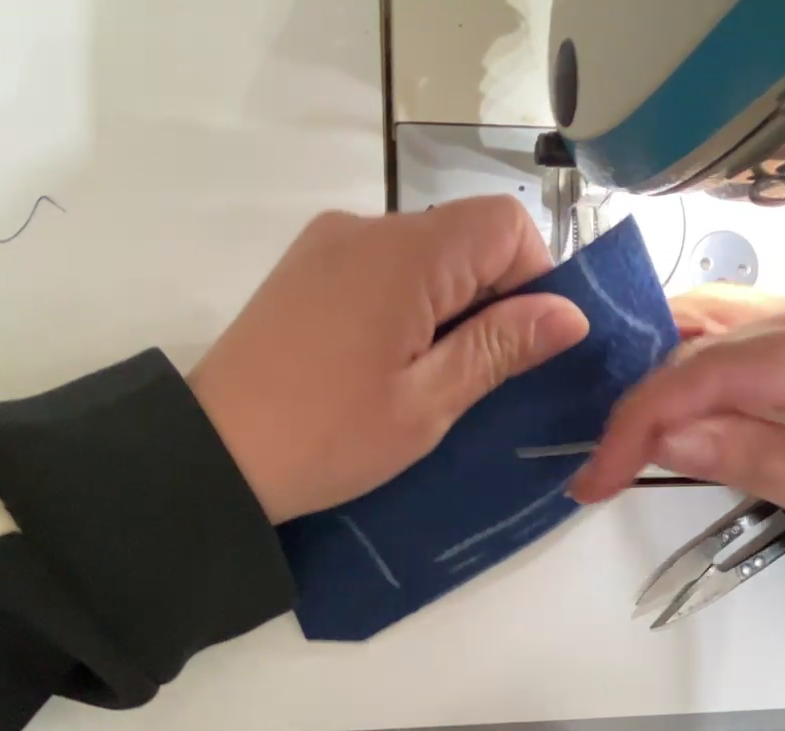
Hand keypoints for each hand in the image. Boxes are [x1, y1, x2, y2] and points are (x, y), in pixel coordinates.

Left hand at [189, 196, 589, 523]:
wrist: (213, 453)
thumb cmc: (327, 437)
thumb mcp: (426, 404)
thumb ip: (500, 348)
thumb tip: (571, 313)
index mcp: (405, 253)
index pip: (506, 223)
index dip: (533, 278)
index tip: (519, 346)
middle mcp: (365, 227)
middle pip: (464, 235)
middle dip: (489, 297)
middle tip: (469, 376)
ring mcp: (327, 243)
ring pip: (424, 253)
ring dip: (445, 305)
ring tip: (420, 376)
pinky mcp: (304, 267)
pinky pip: (380, 266)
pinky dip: (404, 302)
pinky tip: (381, 360)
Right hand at [571, 284, 784, 547]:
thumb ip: (760, 459)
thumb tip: (667, 433)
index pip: (720, 368)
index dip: (643, 415)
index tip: (596, 475)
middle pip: (710, 337)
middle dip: (643, 400)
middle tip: (604, 464)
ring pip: (718, 318)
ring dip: (659, 370)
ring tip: (625, 433)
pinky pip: (742, 326)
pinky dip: (692, 359)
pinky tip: (669, 400)